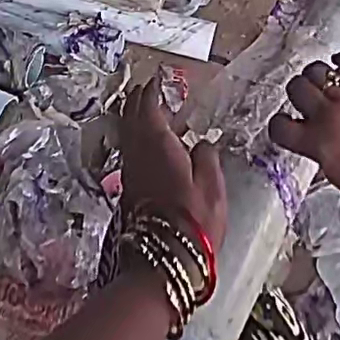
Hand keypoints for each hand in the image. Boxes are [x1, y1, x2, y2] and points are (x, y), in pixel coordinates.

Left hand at [118, 81, 225, 244]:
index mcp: (158, 144)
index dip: (151, 92)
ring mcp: (130, 170)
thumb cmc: (193, 221)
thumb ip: (207, 158)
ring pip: (127, 133)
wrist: (163, 259)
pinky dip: (134, 136)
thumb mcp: (212, 187)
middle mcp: (138, 152)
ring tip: (143, 108)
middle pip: (131, 117)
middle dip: (137, 100)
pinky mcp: (128, 186)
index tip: (155, 80)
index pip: (149, 107)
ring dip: (132, 117)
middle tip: (145, 89)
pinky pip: (129, 148)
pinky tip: (144, 140)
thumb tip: (201, 144)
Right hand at [268, 52, 339, 211]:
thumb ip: (315, 150)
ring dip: (315, 77)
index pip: (279, 126)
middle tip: (306, 103)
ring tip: (322, 84)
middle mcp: (328, 116)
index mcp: (316, 142)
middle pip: (296, 88)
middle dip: (298, 95)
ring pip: (316, 71)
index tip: (287, 127)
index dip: (280, 126)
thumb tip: (307, 137)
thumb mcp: (333, 173)